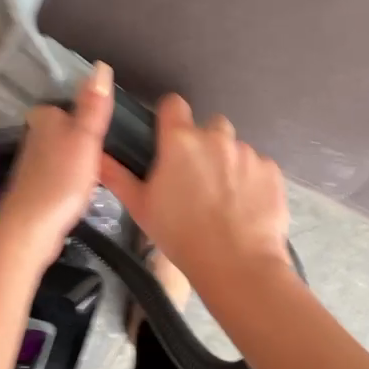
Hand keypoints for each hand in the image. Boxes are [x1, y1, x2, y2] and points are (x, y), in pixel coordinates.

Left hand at [0, 63, 115, 242]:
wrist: (31, 226)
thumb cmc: (61, 178)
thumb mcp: (85, 137)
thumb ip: (93, 105)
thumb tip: (101, 65)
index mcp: (45, 118)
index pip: (66, 103)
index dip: (86, 110)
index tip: (109, 120)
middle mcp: (35, 136)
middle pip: (64, 127)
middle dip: (83, 133)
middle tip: (113, 142)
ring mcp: (34, 162)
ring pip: (62, 150)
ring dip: (79, 155)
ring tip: (105, 163)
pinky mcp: (37, 186)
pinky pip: (61, 172)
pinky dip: (73, 175)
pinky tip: (86, 185)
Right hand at [99, 94, 290, 291]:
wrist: (236, 264)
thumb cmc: (180, 235)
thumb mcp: (140, 208)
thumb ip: (117, 176)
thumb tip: (97, 156)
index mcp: (179, 142)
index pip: (173, 104)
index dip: (170, 118)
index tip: (168, 137)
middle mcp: (215, 138)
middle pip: (208, 126)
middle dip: (203, 144)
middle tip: (195, 177)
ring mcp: (247, 152)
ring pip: (234, 147)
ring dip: (227, 163)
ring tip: (222, 198)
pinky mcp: (271, 170)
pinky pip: (258, 166)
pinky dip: (251, 180)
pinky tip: (243, 206)